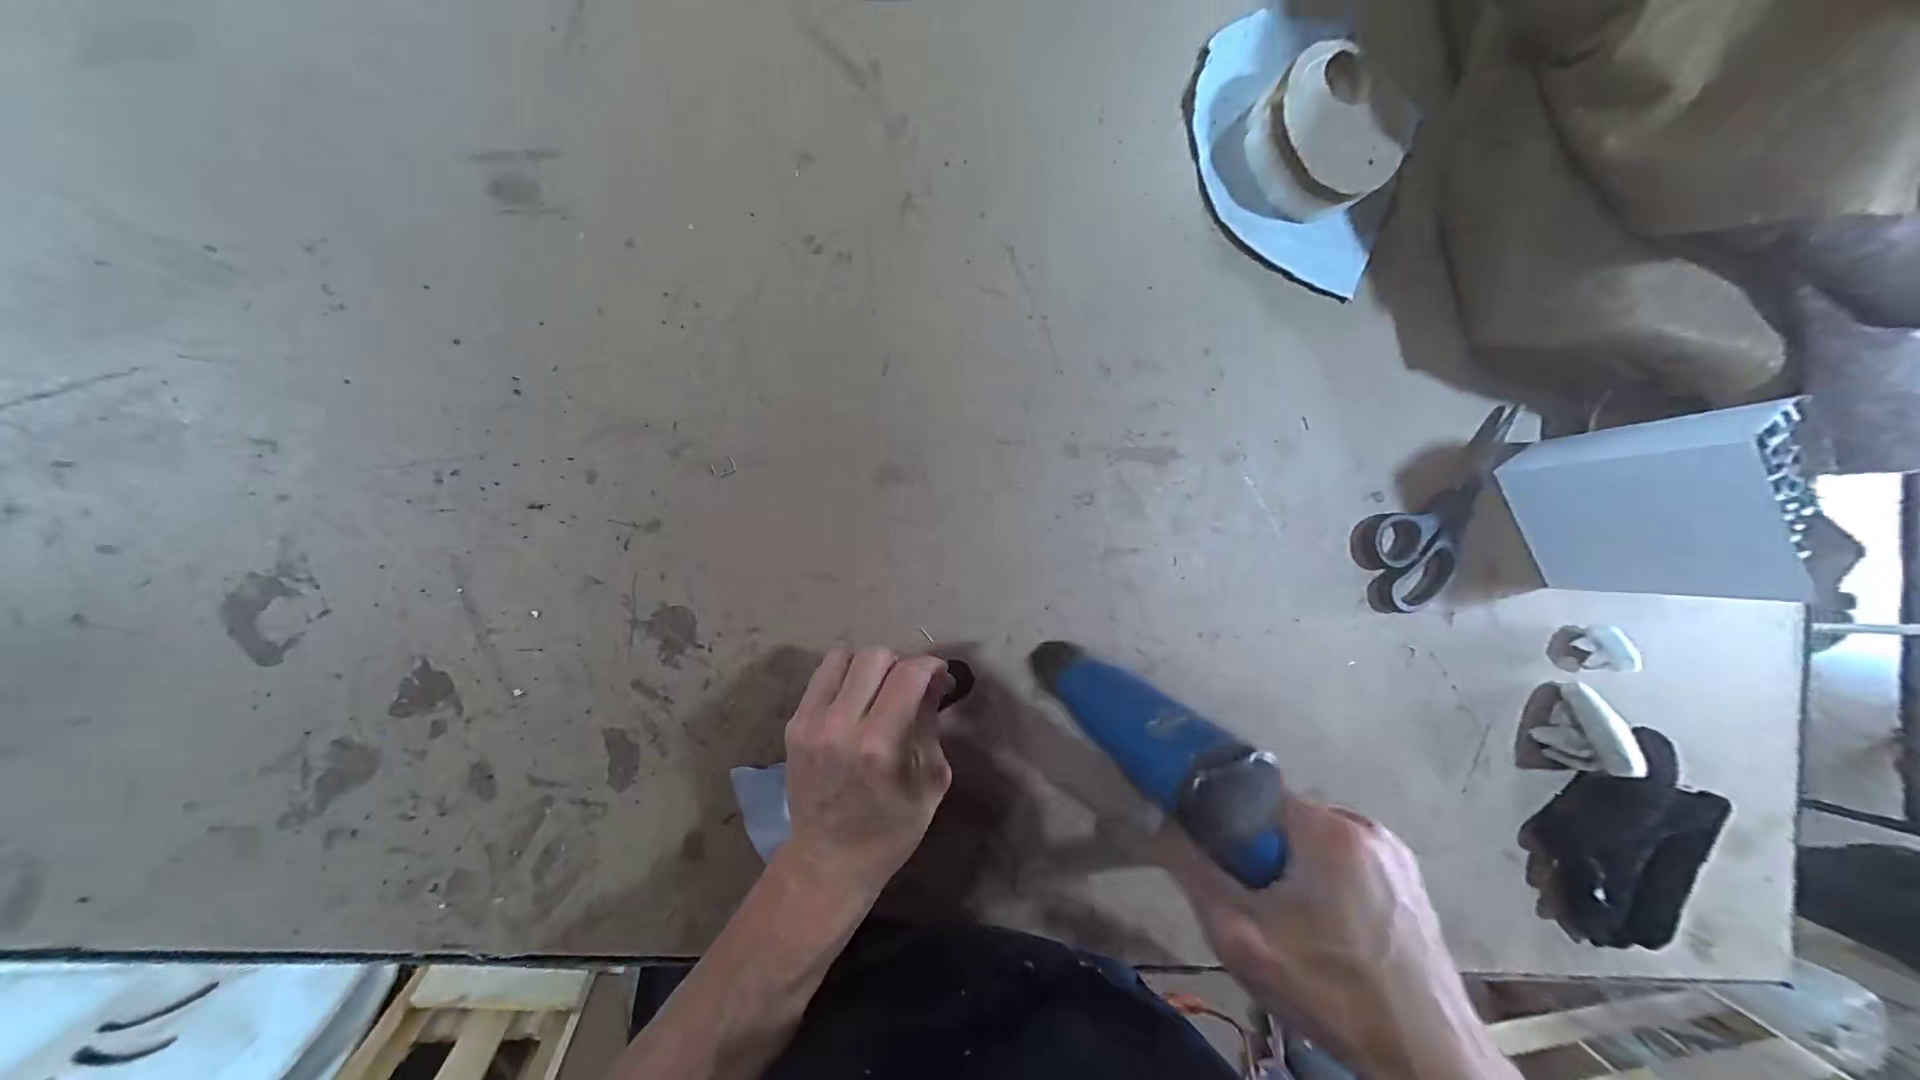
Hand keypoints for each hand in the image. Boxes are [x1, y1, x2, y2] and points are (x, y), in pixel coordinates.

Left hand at [780, 647, 952, 898]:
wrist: (828, 860)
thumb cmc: (890, 830)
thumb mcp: (930, 782)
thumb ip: (930, 724)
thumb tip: (934, 680)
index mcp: (879, 745)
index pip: (908, 674)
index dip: (930, 665)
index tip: (939, 675)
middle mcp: (840, 726)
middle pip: (874, 655)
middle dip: (901, 663)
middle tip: (909, 686)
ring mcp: (810, 723)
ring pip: (843, 656)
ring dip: (869, 665)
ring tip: (879, 689)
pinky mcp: (793, 724)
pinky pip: (822, 676)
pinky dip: (844, 677)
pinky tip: (855, 700)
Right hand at [1157, 797, 1513, 1079]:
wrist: (1428, 1060)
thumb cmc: (1329, 991)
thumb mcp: (1241, 935)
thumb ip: (1191, 870)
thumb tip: (1155, 818)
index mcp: (1326, 826)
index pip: (1249, 797)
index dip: (1223, 828)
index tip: (1217, 865)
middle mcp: (1363, 824)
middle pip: (1282, 820)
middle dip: (1259, 854)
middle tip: (1253, 906)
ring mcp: (1394, 853)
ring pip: (1313, 841)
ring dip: (1292, 869)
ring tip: (1291, 925)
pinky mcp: (1412, 882)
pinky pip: (1346, 862)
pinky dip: (1326, 882)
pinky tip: (1328, 931)